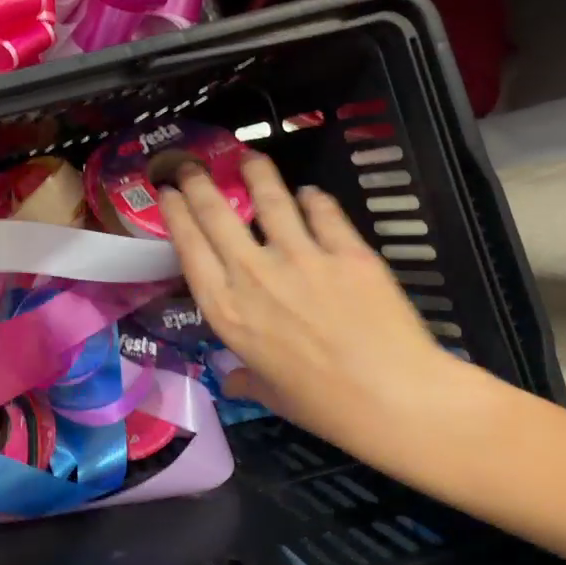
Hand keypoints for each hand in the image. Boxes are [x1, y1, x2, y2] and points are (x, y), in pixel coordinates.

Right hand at [158, 154, 473, 459]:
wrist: (398, 400)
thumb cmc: (324, 406)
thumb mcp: (270, 394)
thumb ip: (244, 377)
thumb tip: (231, 377)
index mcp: (226, 309)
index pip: (188, 246)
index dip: (175, 213)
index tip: (167, 193)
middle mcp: (252, 274)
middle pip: (215, 212)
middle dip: (198, 182)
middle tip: (191, 165)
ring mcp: (300, 258)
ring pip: (269, 199)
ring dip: (255, 173)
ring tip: (248, 158)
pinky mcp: (346, 251)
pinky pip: (323, 213)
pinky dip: (313, 199)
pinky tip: (310, 193)